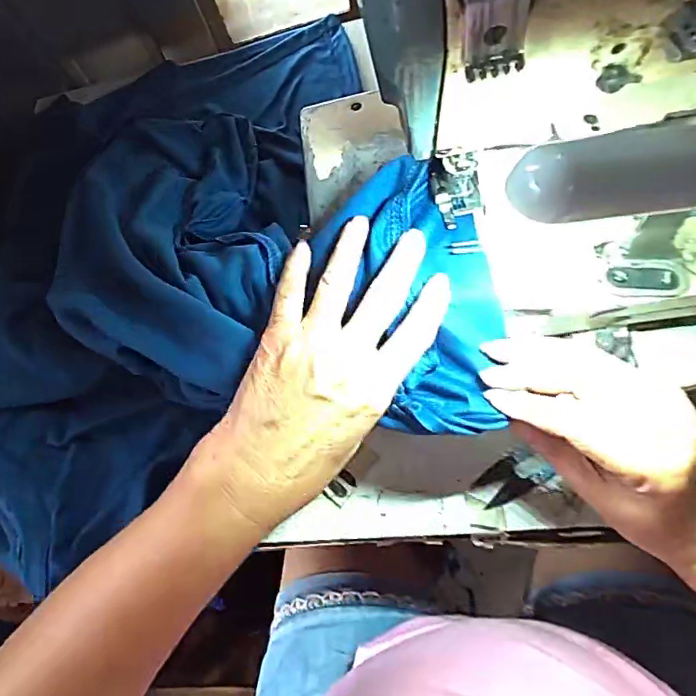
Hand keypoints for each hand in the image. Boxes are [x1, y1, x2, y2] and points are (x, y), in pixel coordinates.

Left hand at [183, 217, 451, 536]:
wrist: (256, 469)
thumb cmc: (307, 462)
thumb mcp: (360, 429)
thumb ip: (372, 388)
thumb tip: (380, 358)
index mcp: (374, 388)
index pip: (414, 335)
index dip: (430, 305)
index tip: (439, 282)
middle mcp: (346, 360)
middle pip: (382, 300)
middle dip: (400, 264)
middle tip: (411, 240)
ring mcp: (310, 344)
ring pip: (337, 286)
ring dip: (349, 251)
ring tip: (359, 226)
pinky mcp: (277, 339)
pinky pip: (289, 294)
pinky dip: (297, 269)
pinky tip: (304, 248)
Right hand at [480, 338, 695, 568]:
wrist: (695, 514)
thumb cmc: (645, 517)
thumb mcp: (590, 492)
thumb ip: (551, 447)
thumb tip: (508, 413)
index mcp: (650, 459)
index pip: (576, 420)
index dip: (529, 404)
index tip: (492, 395)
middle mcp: (661, 417)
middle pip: (582, 380)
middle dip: (528, 371)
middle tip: (488, 369)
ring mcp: (661, 392)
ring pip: (587, 359)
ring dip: (538, 351)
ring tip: (501, 349)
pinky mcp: (653, 379)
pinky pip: (597, 357)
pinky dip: (559, 351)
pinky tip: (530, 348)